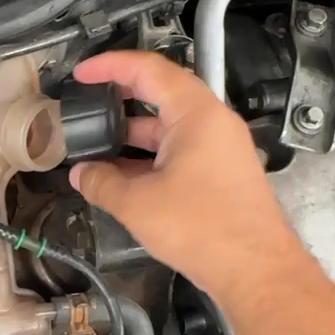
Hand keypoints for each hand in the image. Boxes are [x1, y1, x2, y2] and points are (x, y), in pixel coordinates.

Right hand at [68, 50, 288, 279]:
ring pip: (167, 129)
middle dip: (119, 100)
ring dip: (131, 136)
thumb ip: (102, 183)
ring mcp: (218, 150)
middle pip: (160, 96)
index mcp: (197, 114)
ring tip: (95, 147)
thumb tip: (81, 174)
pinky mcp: (219, 176)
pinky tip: (122, 178)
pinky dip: (148, 159)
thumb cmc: (204, 227)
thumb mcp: (137, 203)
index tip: (83, 72)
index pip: (149, 71)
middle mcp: (212, 124)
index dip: (110, 66)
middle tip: (87, 105)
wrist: (253, 268)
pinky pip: (177, 154)